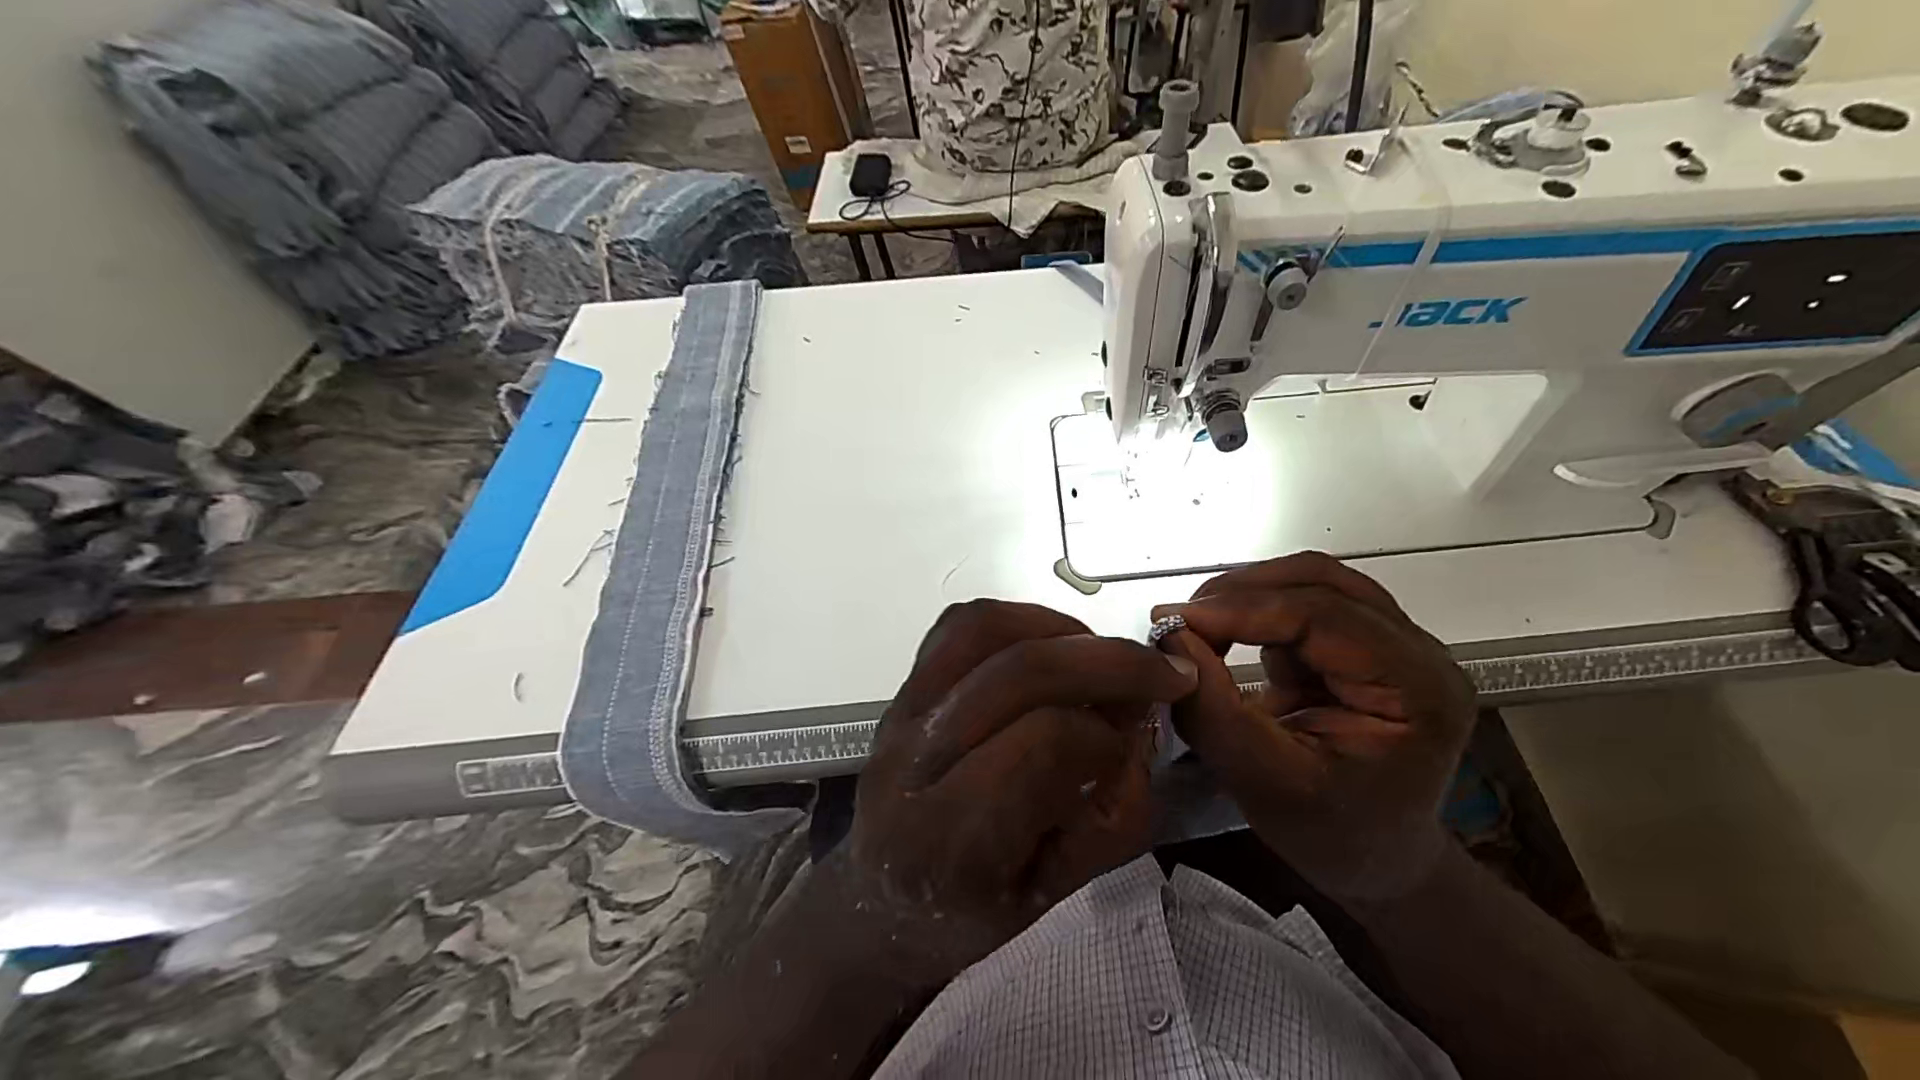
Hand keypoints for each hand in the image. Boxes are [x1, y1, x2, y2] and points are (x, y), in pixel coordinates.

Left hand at [819, 599, 1198, 989]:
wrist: (882, 898)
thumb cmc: (969, 912)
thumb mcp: (1055, 895)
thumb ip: (1109, 815)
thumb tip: (1136, 723)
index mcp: (948, 839)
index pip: (1043, 744)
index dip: (1107, 734)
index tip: (1137, 740)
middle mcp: (913, 763)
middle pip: (1017, 674)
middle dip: (1107, 662)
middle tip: (1163, 673)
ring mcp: (902, 714)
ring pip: (985, 631)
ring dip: (1064, 631)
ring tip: (1105, 657)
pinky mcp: (902, 686)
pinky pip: (960, 625)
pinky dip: (1020, 619)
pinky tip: (1055, 645)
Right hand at [1154, 552, 1475, 900]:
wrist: (1373, 861)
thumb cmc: (1333, 836)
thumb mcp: (1265, 783)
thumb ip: (1215, 711)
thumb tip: (1172, 638)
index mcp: (1417, 688)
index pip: (1322, 615)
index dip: (1241, 609)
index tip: (1172, 621)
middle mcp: (1416, 652)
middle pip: (1321, 583)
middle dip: (1240, 594)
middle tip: (1179, 620)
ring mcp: (1391, 645)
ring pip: (1310, 584)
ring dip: (1245, 598)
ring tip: (1196, 627)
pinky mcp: (1359, 647)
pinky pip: (1300, 606)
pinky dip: (1253, 614)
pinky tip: (1225, 640)